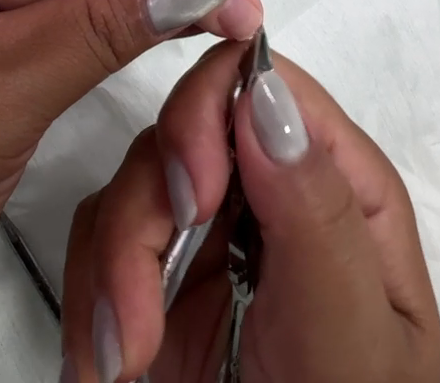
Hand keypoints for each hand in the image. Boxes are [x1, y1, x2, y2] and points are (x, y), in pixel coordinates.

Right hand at [60, 43, 439, 382]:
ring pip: (128, 182)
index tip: (189, 200)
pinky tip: (107, 364)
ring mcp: (204, 221)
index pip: (261, 84)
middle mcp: (264, 184)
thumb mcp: (349, 334)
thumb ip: (315, 213)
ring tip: (121, 362)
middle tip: (135, 306)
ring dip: (112, 271)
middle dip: (146, 212)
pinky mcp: (153, 258)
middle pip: (178, 130)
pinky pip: (95, 232)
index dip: (208, 113)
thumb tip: (263, 90)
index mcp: (332, 179)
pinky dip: (90, 294)